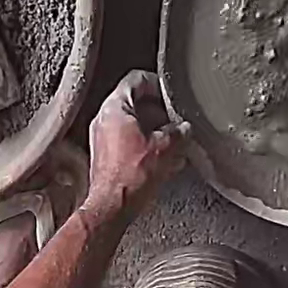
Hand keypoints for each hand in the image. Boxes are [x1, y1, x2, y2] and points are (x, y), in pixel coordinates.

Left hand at [86, 70, 188, 216]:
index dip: (157, 83)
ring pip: (133, 124)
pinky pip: (128, 142)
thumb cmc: (131, 176)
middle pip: (135, 103)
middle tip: (177, 120)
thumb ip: (179, 132)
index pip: (136, 80)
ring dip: (156, 130)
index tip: (171, 92)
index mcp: (114, 108)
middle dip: (160, 111)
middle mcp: (103, 120)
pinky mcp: (106, 157)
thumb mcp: (165, 147)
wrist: (113, 207)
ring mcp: (102, 138)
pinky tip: (165, 160)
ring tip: (175, 142)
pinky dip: (147, 145)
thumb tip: (184, 129)